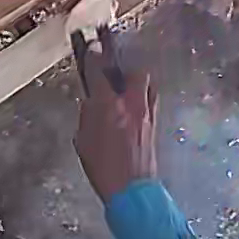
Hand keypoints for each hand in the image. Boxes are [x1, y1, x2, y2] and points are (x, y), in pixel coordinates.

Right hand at [73, 51, 158, 201]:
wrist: (132, 192)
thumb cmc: (103, 169)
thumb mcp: (83, 140)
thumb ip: (87, 116)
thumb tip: (91, 103)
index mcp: (109, 107)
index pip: (99, 72)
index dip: (93, 56)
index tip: (89, 46)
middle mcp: (132, 105)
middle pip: (135, 73)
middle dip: (124, 68)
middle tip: (113, 70)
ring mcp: (147, 114)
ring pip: (147, 86)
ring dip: (137, 83)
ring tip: (126, 87)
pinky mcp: (155, 125)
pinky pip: (150, 101)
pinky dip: (142, 99)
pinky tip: (133, 107)